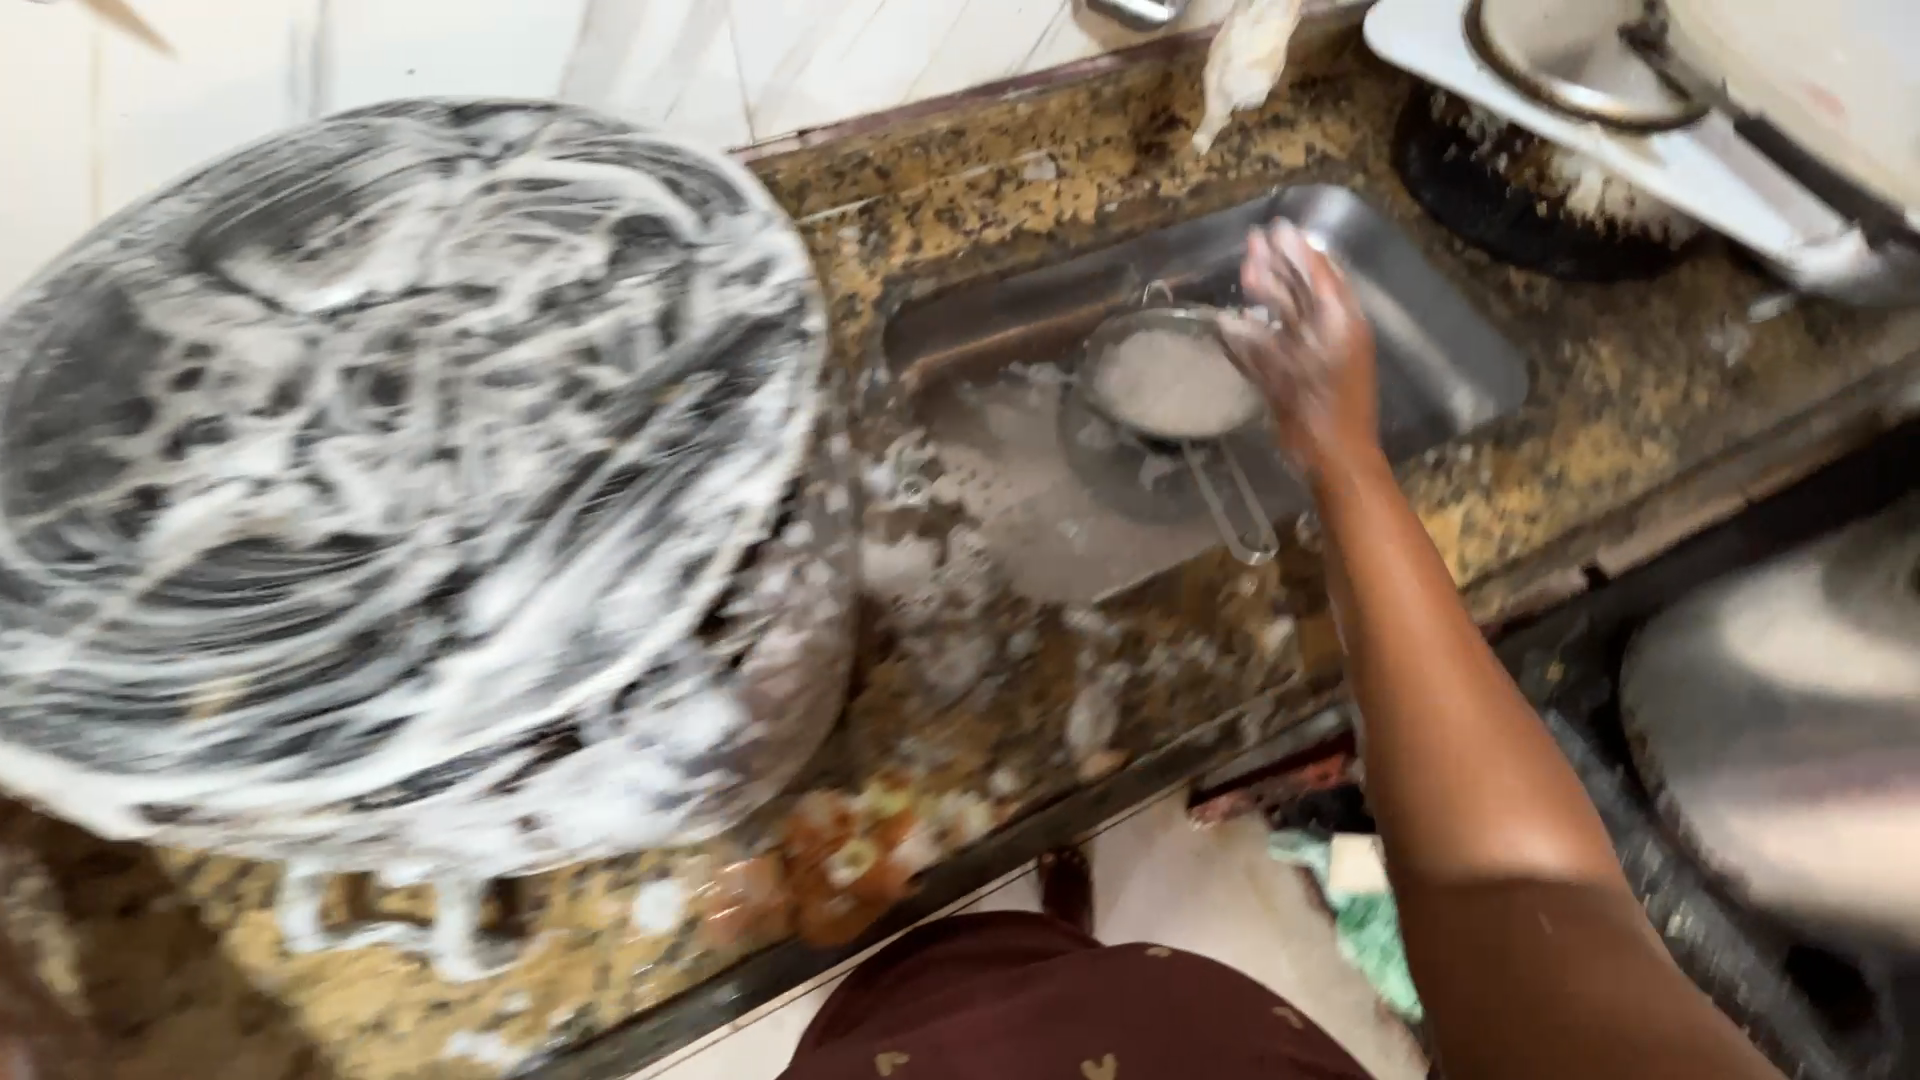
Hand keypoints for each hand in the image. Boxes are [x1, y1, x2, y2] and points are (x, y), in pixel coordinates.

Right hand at [1217, 221, 1377, 478]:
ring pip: (1290, 314)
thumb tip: (1226, 322)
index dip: (1296, 251)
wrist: (1336, 460)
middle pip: (1303, 290)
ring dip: (1268, 294)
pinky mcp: (1301, 374)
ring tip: (1244, 272)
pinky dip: (1261, 331)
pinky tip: (1239, 321)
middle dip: (1278, 266)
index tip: (1276, 228)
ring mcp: (1315, 354)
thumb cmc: (1321, 419)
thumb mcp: (1293, 377)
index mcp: (1339, 325)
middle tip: (1253, 242)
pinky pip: (1279, 343)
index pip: (1318, 276)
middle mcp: (1329, 333)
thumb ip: (1258, 350)